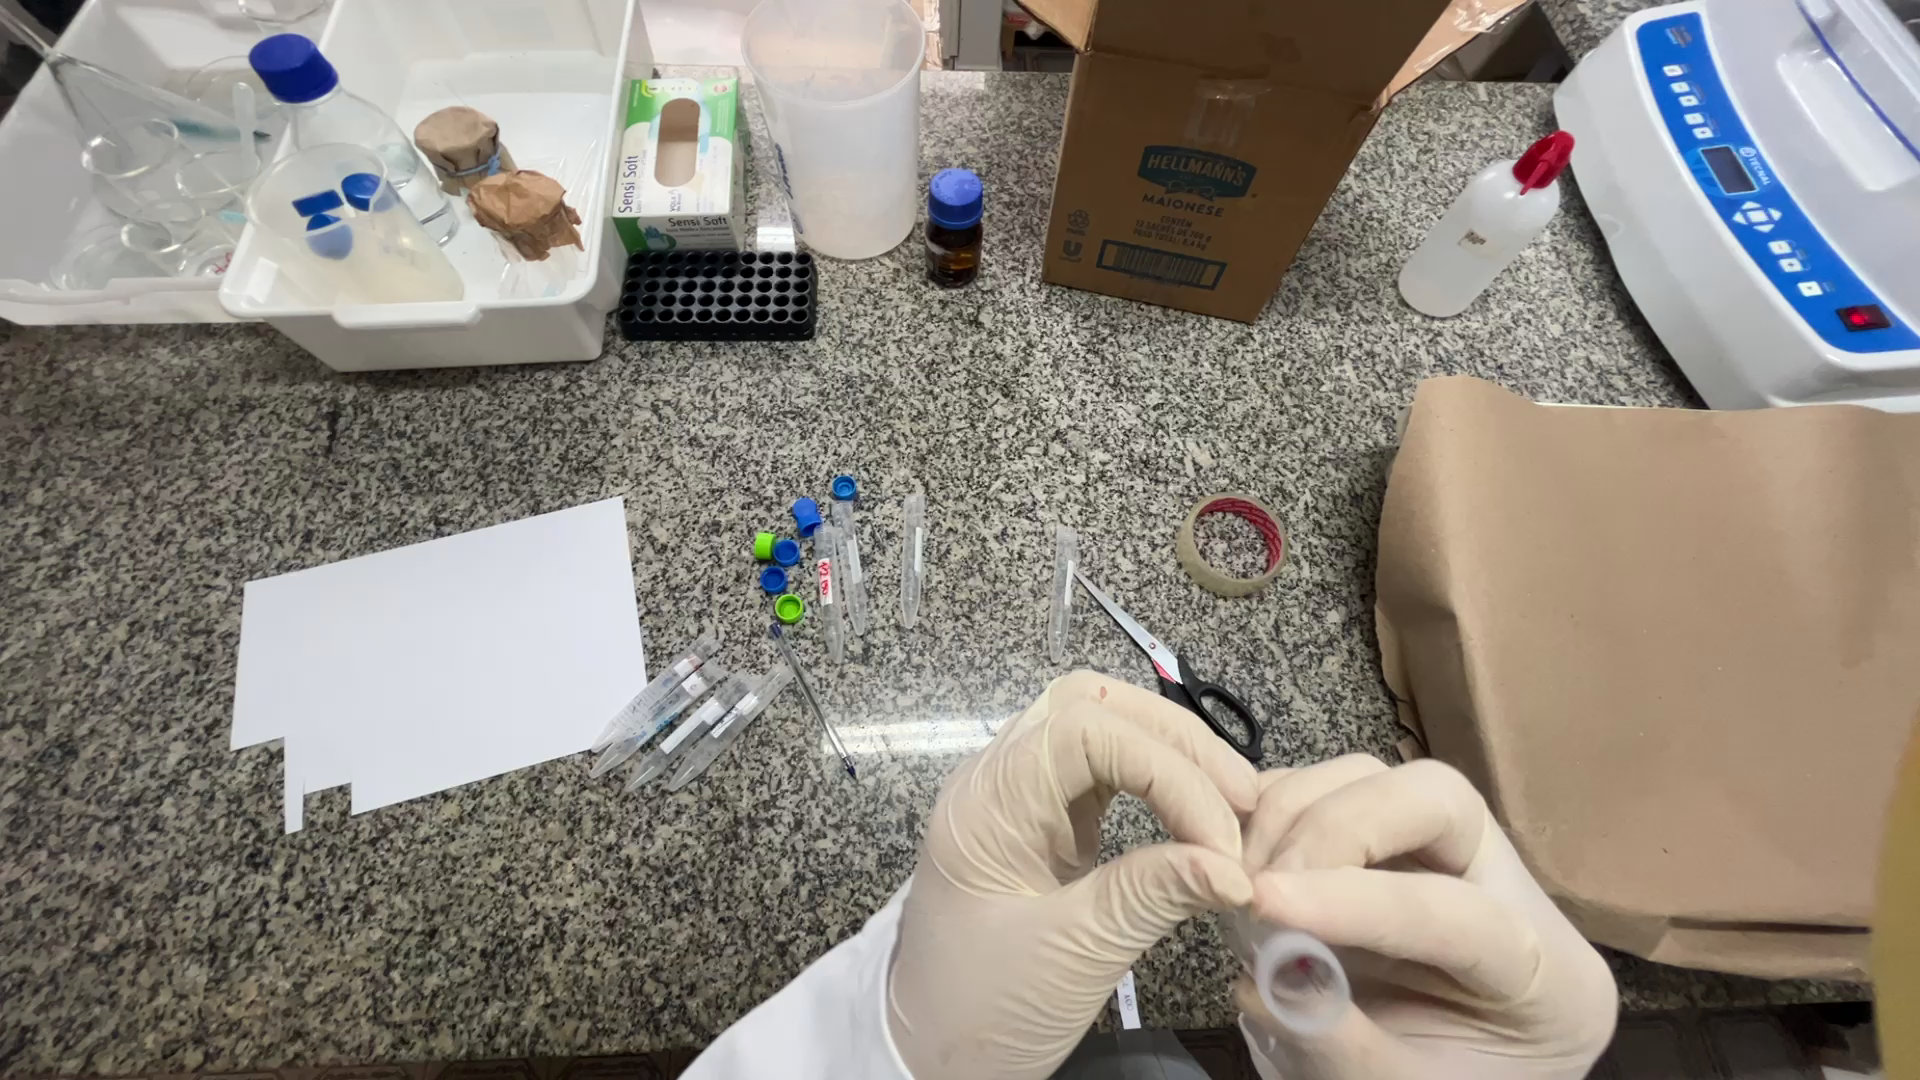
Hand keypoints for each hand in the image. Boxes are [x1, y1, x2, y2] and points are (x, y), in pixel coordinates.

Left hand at [888, 671, 1261, 1079]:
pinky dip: (1147, 775)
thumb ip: (1149, 896)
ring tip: (1225, 799)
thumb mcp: (1069, 957)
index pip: (1082, 730)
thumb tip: (1234, 868)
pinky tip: (1184, 808)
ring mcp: (1014, 789)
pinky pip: (1094, 765)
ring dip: (1164, 748)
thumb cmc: (981, 1009)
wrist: (924, 1047)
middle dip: (1171, 738)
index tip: (1219, 842)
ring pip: (1093, 722)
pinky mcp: (1035, 813)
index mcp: (987, 800)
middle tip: (1239, 796)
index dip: (1164, 770)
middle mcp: (995, 774)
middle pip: (1086, 703)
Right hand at [1234, 755, 1618, 1079]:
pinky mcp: (1366, 824)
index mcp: (1545, 976)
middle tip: (1258, 883)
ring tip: (1240, 881)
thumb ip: (1335, 1043)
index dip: (1353, 901)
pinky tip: (1238, 856)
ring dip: (1285, 815)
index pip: (1456, 912)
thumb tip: (1260, 982)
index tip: (1263, 904)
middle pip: (1432, 799)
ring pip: (1364, 774)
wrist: (1403, 1073)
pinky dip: (1264, 809)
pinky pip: (1310, 782)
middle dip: (1332, 828)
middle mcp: (1500, 881)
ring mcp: (1430, 839)